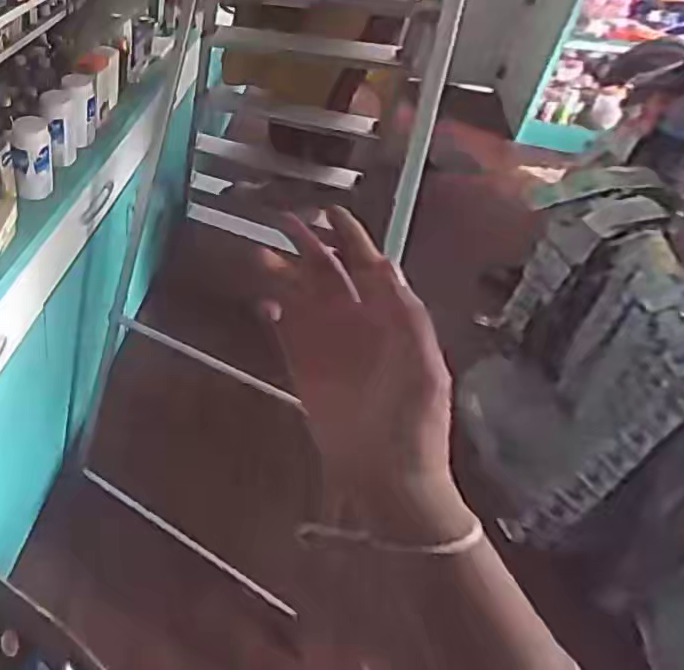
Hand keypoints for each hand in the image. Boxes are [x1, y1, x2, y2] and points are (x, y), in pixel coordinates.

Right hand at [258, 207, 455, 509]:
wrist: (386, 472)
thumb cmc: (413, 420)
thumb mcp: (425, 367)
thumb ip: (405, 315)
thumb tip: (384, 265)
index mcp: (387, 317)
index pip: (367, 265)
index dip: (349, 238)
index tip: (328, 211)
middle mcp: (353, 320)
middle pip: (325, 272)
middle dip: (305, 245)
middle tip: (280, 221)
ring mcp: (324, 340)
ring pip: (297, 293)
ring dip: (279, 273)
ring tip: (258, 257)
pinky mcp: (300, 360)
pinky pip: (281, 326)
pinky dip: (270, 310)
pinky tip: (261, 304)